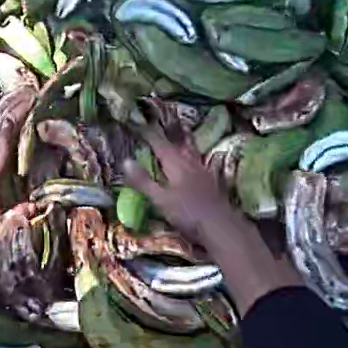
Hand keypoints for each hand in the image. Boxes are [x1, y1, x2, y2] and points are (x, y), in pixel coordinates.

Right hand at [120, 124, 240, 241]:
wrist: (221, 226)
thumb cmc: (187, 212)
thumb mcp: (160, 198)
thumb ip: (143, 180)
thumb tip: (125, 160)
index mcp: (174, 163)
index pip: (159, 143)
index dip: (149, 133)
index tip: (139, 123)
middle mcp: (189, 162)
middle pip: (178, 143)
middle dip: (169, 132)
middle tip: (163, 122)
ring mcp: (202, 171)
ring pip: (191, 150)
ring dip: (184, 140)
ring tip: (182, 131)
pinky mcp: (211, 181)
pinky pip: (199, 161)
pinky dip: (194, 155)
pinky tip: (196, 160)